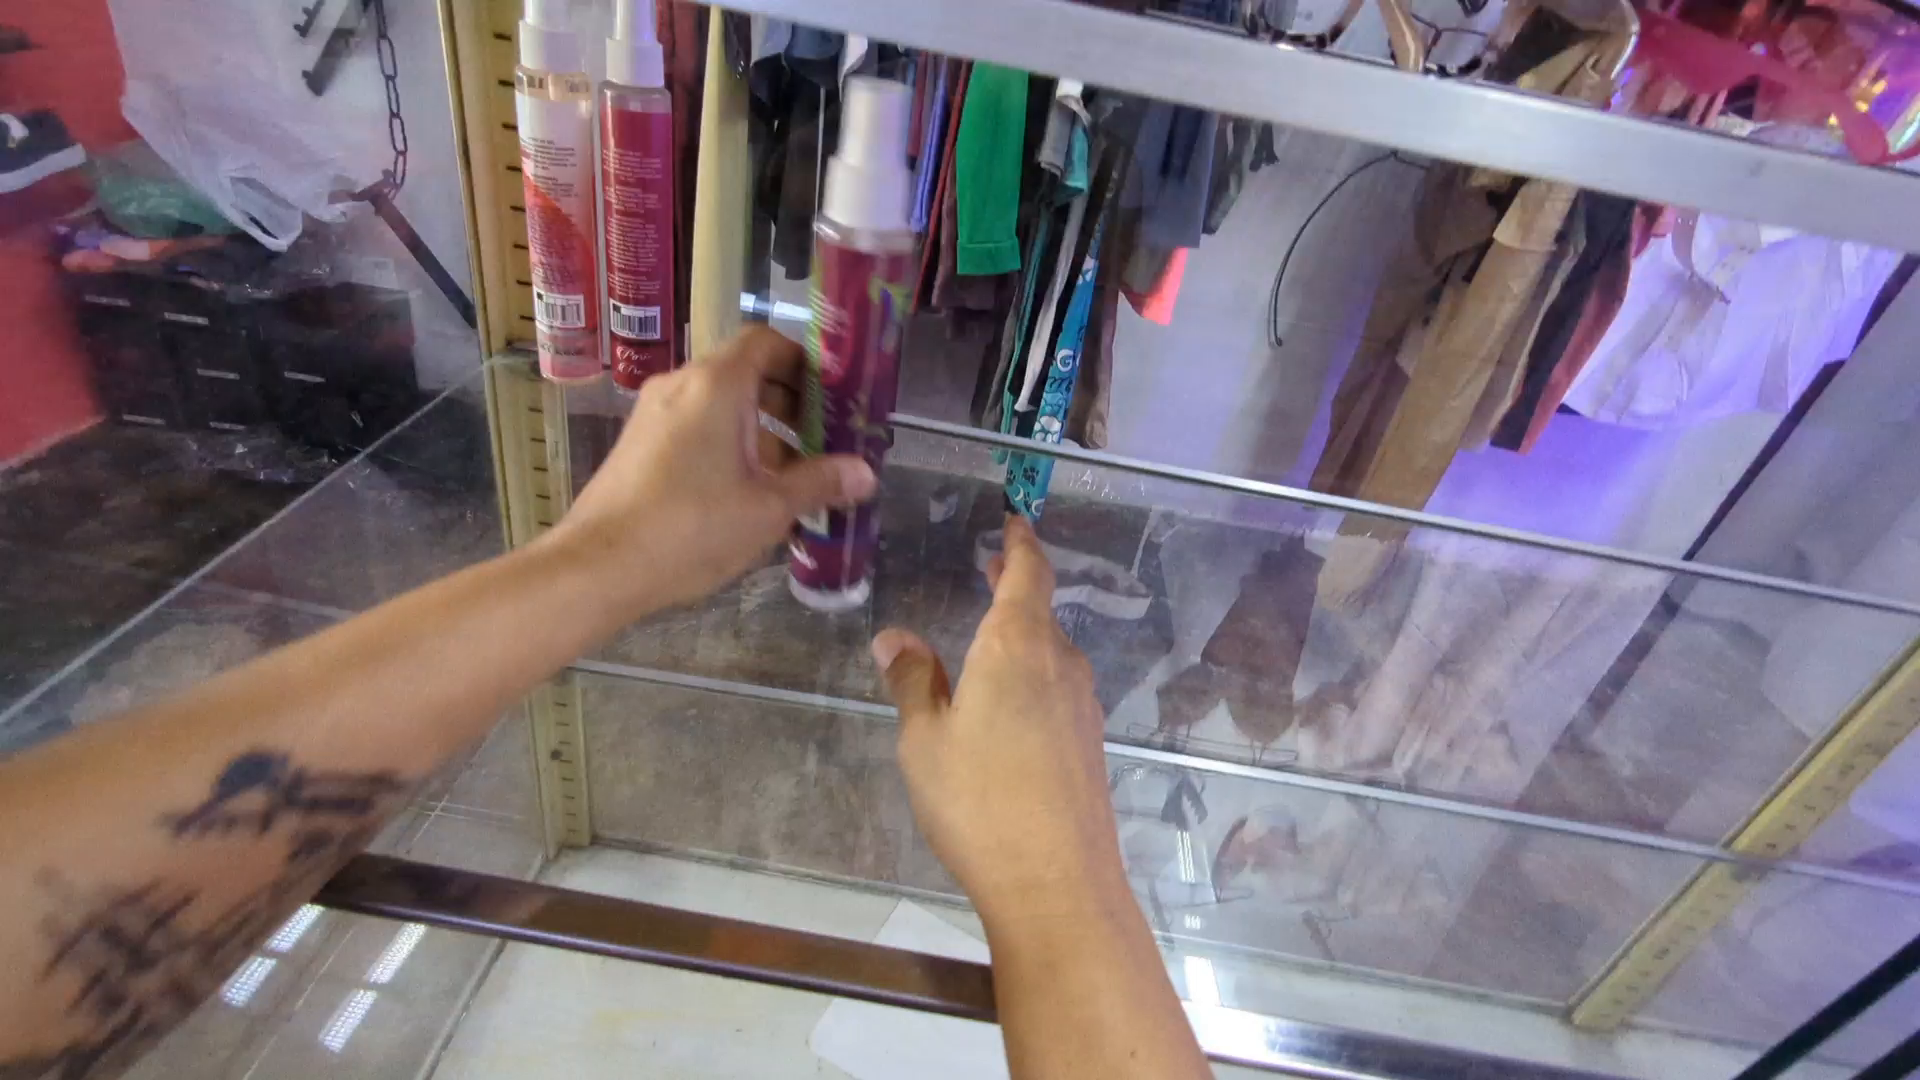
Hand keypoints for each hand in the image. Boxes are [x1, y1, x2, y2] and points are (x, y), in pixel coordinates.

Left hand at [548, 327, 875, 615]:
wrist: (599, 568)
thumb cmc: (692, 528)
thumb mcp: (769, 508)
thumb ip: (820, 483)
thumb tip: (866, 474)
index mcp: (716, 385)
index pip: (767, 342)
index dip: (806, 363)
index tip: (834, 397)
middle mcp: (682, 386)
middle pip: (747, 374)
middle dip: (791, 405)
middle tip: (824, 442)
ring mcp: (655, 415)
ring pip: (723, 407)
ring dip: (764, 433)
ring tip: (795, 480)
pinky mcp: (641, 446)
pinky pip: (698, 429)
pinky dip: (732, 447)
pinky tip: (752, 496)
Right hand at [871, 515, 1128, 926]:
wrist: (1058, 884)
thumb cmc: (978, 800)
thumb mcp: (925, 739)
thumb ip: (913, 680)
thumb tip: (895, 638)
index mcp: (1017, 645)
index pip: (1028, 572)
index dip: (1021, 543)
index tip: (1013, 521)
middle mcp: (1059, 662)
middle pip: (1040, 609)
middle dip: (1015, 586)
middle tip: (989, 572)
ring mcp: (1082, 702)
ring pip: (1050, 651)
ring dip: (1022, 635)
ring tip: (986, 645)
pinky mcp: (1091, 740)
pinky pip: (1058, 687)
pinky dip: (1033, 675)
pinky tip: (1009, 708)